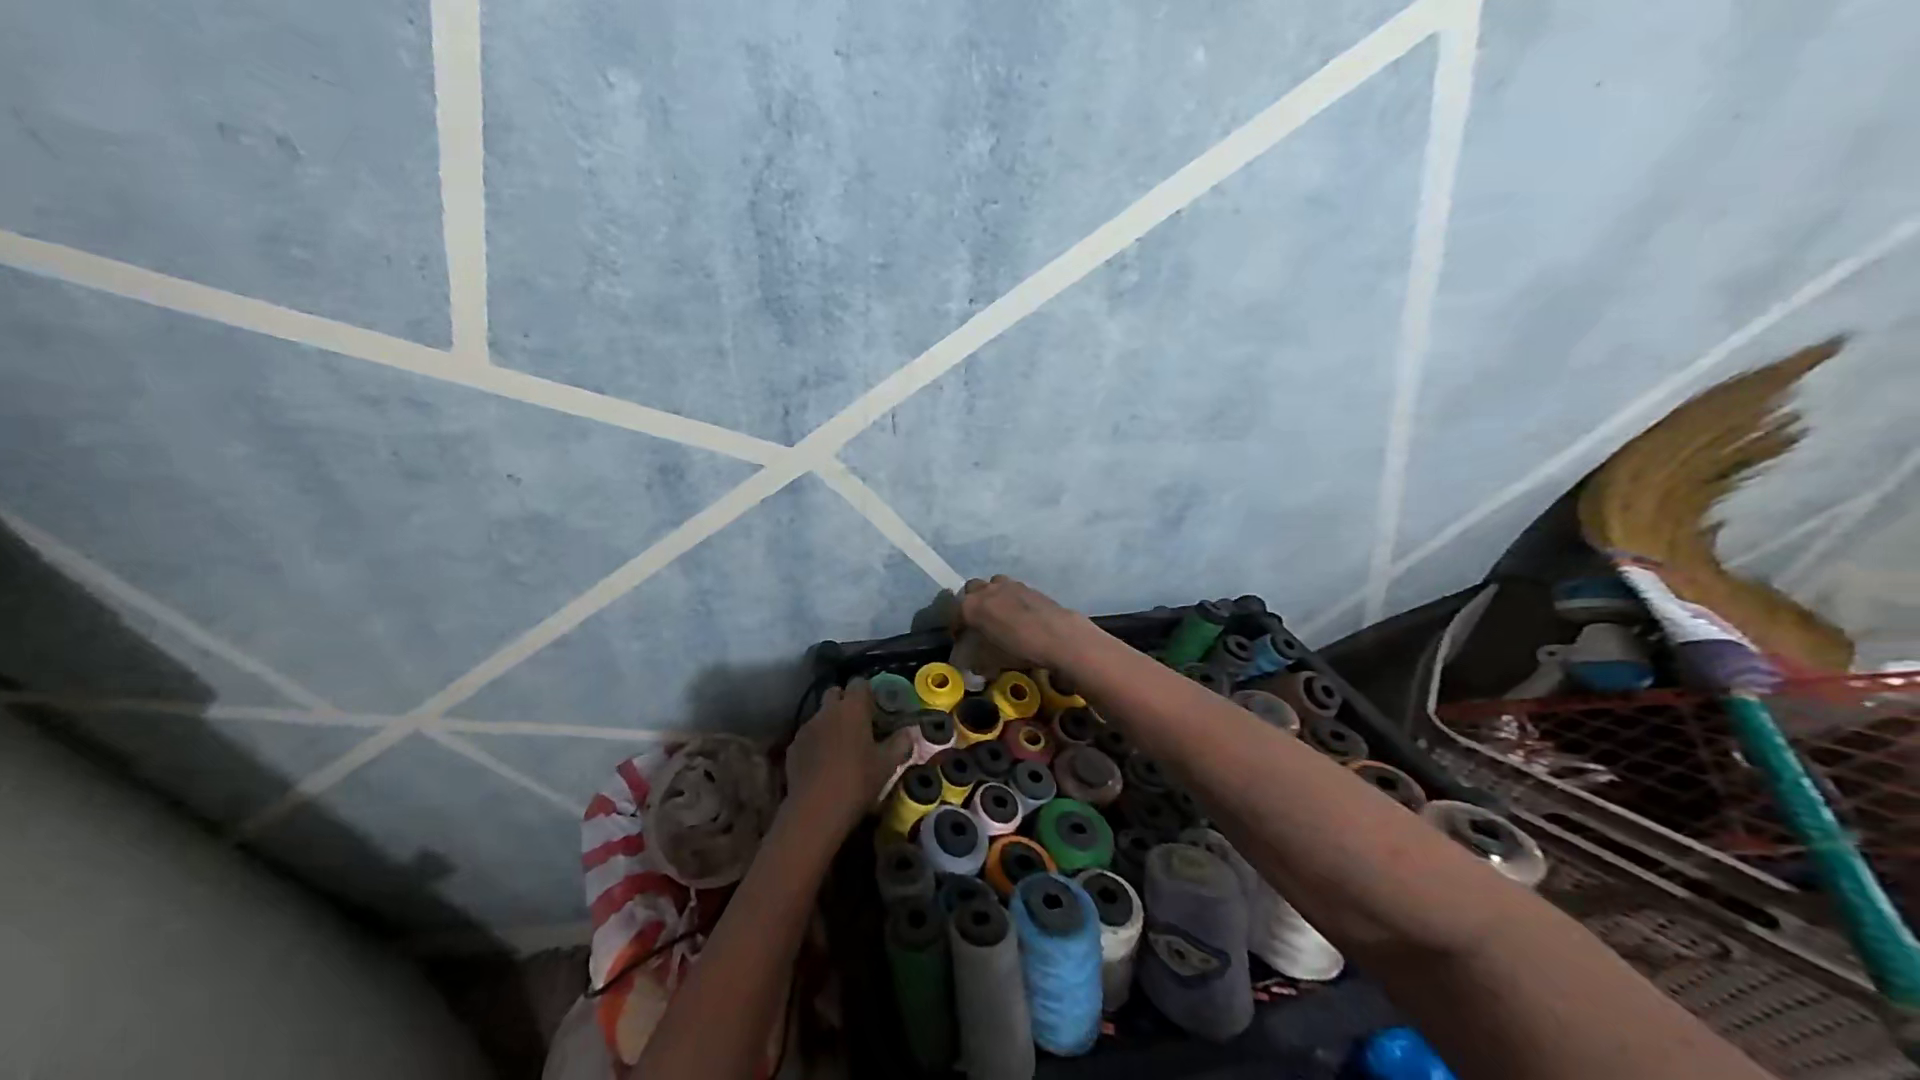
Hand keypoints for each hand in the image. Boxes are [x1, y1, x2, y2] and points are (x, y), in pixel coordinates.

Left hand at [785, 679, 913, 834]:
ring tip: (842, 748)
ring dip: (831, 723)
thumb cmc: (857, 781)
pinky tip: (824, 764)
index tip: (877, 709)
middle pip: (835, 693)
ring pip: (820, 715)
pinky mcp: (792, 748)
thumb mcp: (888, 765)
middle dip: (846, 702)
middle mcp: (827, 711)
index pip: (860, 683)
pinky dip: (817, 743)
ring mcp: (806, 728)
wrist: (815, 811)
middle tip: (860, 724)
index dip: (868, 693)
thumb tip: (909, 731)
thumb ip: (901, 743)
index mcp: (852, 708)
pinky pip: (808, 736)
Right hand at [958, 575, 1093, 669]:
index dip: (955, 628)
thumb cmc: (1018, 649)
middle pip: (971, 590)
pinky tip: (1018, 614)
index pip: (954, 614)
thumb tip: (971, 663)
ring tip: (998, 614)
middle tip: (978, 622)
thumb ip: (975, 659)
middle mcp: (986, 590)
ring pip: (992, 584)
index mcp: (970, 606)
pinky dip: (1009, 598)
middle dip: (971, 603)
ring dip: (991, 595)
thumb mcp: (990, 660)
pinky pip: (1011, 588)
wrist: (1058, 636)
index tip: (960, 639)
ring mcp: (1009, 584)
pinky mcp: (1028, 586)